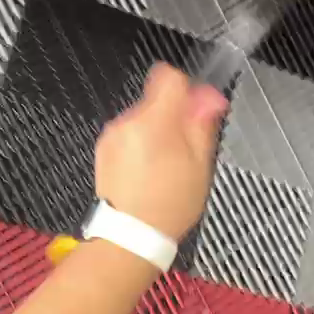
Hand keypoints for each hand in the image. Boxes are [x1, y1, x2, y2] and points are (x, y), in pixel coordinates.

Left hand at [94, 64, 229, 239]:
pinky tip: (148, 172)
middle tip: (187, 149)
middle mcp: (128, 121)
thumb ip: (202, 124)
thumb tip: (210, 97)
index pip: (169, 77)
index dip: (187, 88)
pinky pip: (128, 134)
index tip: (196, 109)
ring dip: (156, 132)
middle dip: (173, 117)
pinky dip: (140, 145)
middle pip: (156, 100)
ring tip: (166, 167)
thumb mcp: (199, 165)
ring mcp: (112, 135)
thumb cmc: (169, 204)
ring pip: (142, 118)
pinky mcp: (103, 148)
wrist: (129, 236)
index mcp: (155, 121)